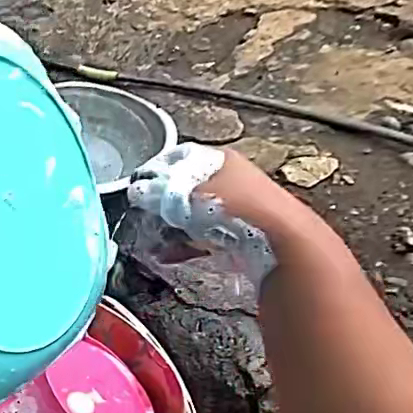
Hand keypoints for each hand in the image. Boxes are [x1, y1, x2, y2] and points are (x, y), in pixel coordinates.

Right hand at [126, 143, 331, 250]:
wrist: (276, 241)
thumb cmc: (231, 208)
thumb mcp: (186, 194)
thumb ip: (157, 192)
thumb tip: (136, 192)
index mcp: (218, 159)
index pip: (176, 158)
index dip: (153, 172)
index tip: (135, 189)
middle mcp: (227, 178)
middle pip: (182, 188)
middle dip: (159, 204)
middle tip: (140, 215)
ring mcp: (232, 207)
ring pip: (190, 214)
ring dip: (169, 226)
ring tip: (150, 237)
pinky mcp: (234, 233)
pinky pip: (200, 236)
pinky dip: (182, 244)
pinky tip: (166, 254)